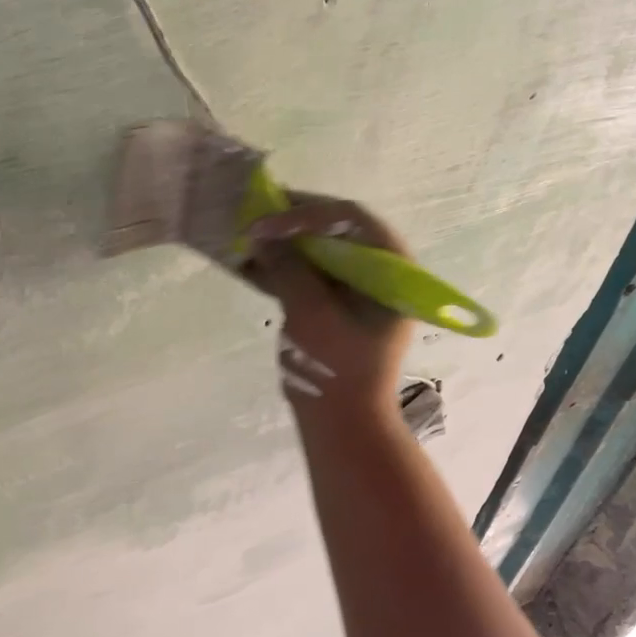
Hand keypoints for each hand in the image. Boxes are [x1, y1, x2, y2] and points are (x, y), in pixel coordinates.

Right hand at [241, 193, 413, 413]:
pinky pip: (307, 276)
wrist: (343, 422)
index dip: (305, 214)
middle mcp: (378, 270)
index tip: (263, 223)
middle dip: (290, 224)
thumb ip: (288, 269)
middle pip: (334, 231)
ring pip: (316, 252)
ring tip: (244, 239)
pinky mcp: (333, 306)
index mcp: (392, 267)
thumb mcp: (311, 314)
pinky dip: (280, 270)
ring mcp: (355, 290)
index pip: (350, 219)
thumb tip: (261, 235)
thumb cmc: (336, 367)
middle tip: (251, 216)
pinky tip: (247, 266)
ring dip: (281, 246)